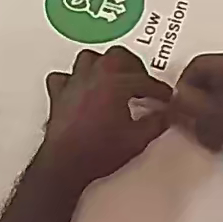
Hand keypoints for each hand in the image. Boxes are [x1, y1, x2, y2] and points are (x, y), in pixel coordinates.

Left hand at [31, 47, 171, 191]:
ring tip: (115, 77)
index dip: (158, 90)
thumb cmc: (95, 151)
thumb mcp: (136, 140)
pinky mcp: (58, 94)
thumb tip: (164, 116)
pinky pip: (65, 77)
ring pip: (90, 59)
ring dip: (105, 65)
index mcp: (115, 83)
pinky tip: (81, 87)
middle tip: (143, 82)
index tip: (164, 97)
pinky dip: (74, 79)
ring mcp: (74, 83)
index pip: (144, 81)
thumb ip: (155, 123)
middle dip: (134, 68)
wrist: (65, 164)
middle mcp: (93, 77)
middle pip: (118, 57)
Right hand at [171, 52, 222, 159]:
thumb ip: (186, 102)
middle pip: (205, 78)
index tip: (177, 107)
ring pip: (216, 92)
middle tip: (189, 121)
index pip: (193, 66)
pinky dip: (220, 114)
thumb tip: (173, 95)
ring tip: (205, 134)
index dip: (180, 87)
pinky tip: (219, 135)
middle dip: (194, 101)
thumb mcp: (209, 115)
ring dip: (206, 112)